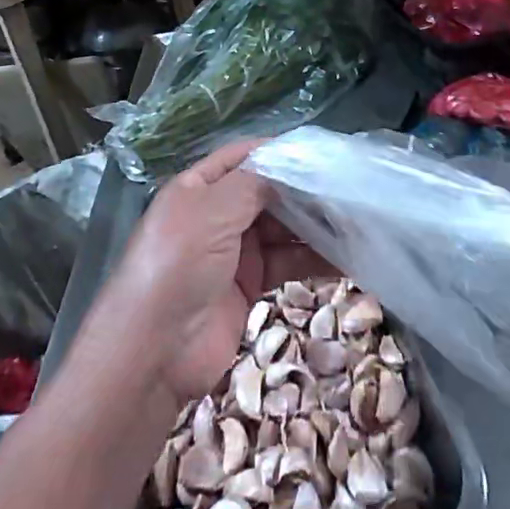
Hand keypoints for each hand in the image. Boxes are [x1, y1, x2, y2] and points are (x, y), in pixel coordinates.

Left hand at [90, 140, 331, 404]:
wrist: (154, 355)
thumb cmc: (178, 267)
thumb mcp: (211, 212)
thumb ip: (254, 182)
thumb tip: (291, 163)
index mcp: (199, 189)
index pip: (245, 157)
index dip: (282, 152)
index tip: (323, 153)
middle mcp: (218, 214)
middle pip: (270, 191)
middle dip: (307, 190)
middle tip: (348, 189)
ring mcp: (235, 250)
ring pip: (284, 226)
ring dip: (317, 223)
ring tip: (355, 220)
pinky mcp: (251, 283)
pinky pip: (289, 260)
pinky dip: (316, 256)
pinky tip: (346, 255)